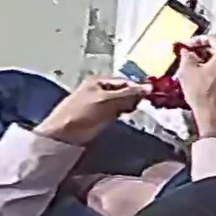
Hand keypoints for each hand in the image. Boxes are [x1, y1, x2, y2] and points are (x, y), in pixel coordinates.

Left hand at [34, 77, 149, 146]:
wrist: (64, 134)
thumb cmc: (84, 113)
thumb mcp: (108, 100)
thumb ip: (130, 93)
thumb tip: (151, 88)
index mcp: (99, 81)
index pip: (127, 81)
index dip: (138, 88)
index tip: (148, 98)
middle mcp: (100, 89)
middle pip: (126, 90)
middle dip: (134, 98)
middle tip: (135, 106)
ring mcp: (101, 101)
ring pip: (124, 101)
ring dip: (129, 106)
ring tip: (127, 112)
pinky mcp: (102, 113)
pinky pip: (119, 109)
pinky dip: (124, 112)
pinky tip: (122, 116)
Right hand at [177, 34, 215, 137]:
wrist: (215, 115)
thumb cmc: (203, 93)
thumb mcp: (188, 70)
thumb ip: (187, 55)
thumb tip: (186, 50)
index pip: (214, 38)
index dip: (198, 40)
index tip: (187, 45)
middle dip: (203, 50)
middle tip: (189, 54)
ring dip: (209, 60)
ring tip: (193, 65)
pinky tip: (203, 75)